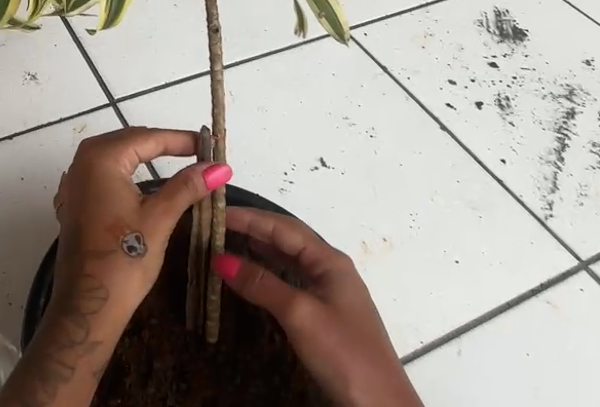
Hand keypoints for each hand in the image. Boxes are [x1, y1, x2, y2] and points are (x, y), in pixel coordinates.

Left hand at [49, 127, 231, 329]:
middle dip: (163, 144)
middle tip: (198, 153)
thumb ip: (188, 186)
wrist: (88, 306)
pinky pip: (104, 174)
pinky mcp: (73, 202)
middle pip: (130, 142)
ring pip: (116, 157)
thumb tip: (220, 167)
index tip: (209, 144)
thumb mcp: (160, 218)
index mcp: (101, 158)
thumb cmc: (123, 259)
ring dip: (145, 157)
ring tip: (178, 162)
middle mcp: (82, 162)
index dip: (180, 139)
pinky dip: (127, 173)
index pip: (148, 137)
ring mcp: (74, 182)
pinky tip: (142, 182)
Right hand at [214, 207, 423, 406]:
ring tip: (228, 242)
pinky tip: (253, 276)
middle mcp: (331, 269)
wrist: (382, 406)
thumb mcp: (299, 314)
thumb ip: (261, 284)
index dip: (250, 217)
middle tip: (218, 224)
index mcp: (329, 260)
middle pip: (287, 239)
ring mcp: (330, 292)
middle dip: (254, 228)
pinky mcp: (326, 315)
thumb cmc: (344, 353)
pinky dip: (269, 272)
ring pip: (289, 260)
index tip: (217, 212)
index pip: (283, 227)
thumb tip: (220, 259)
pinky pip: (292, 280)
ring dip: (260, 249)